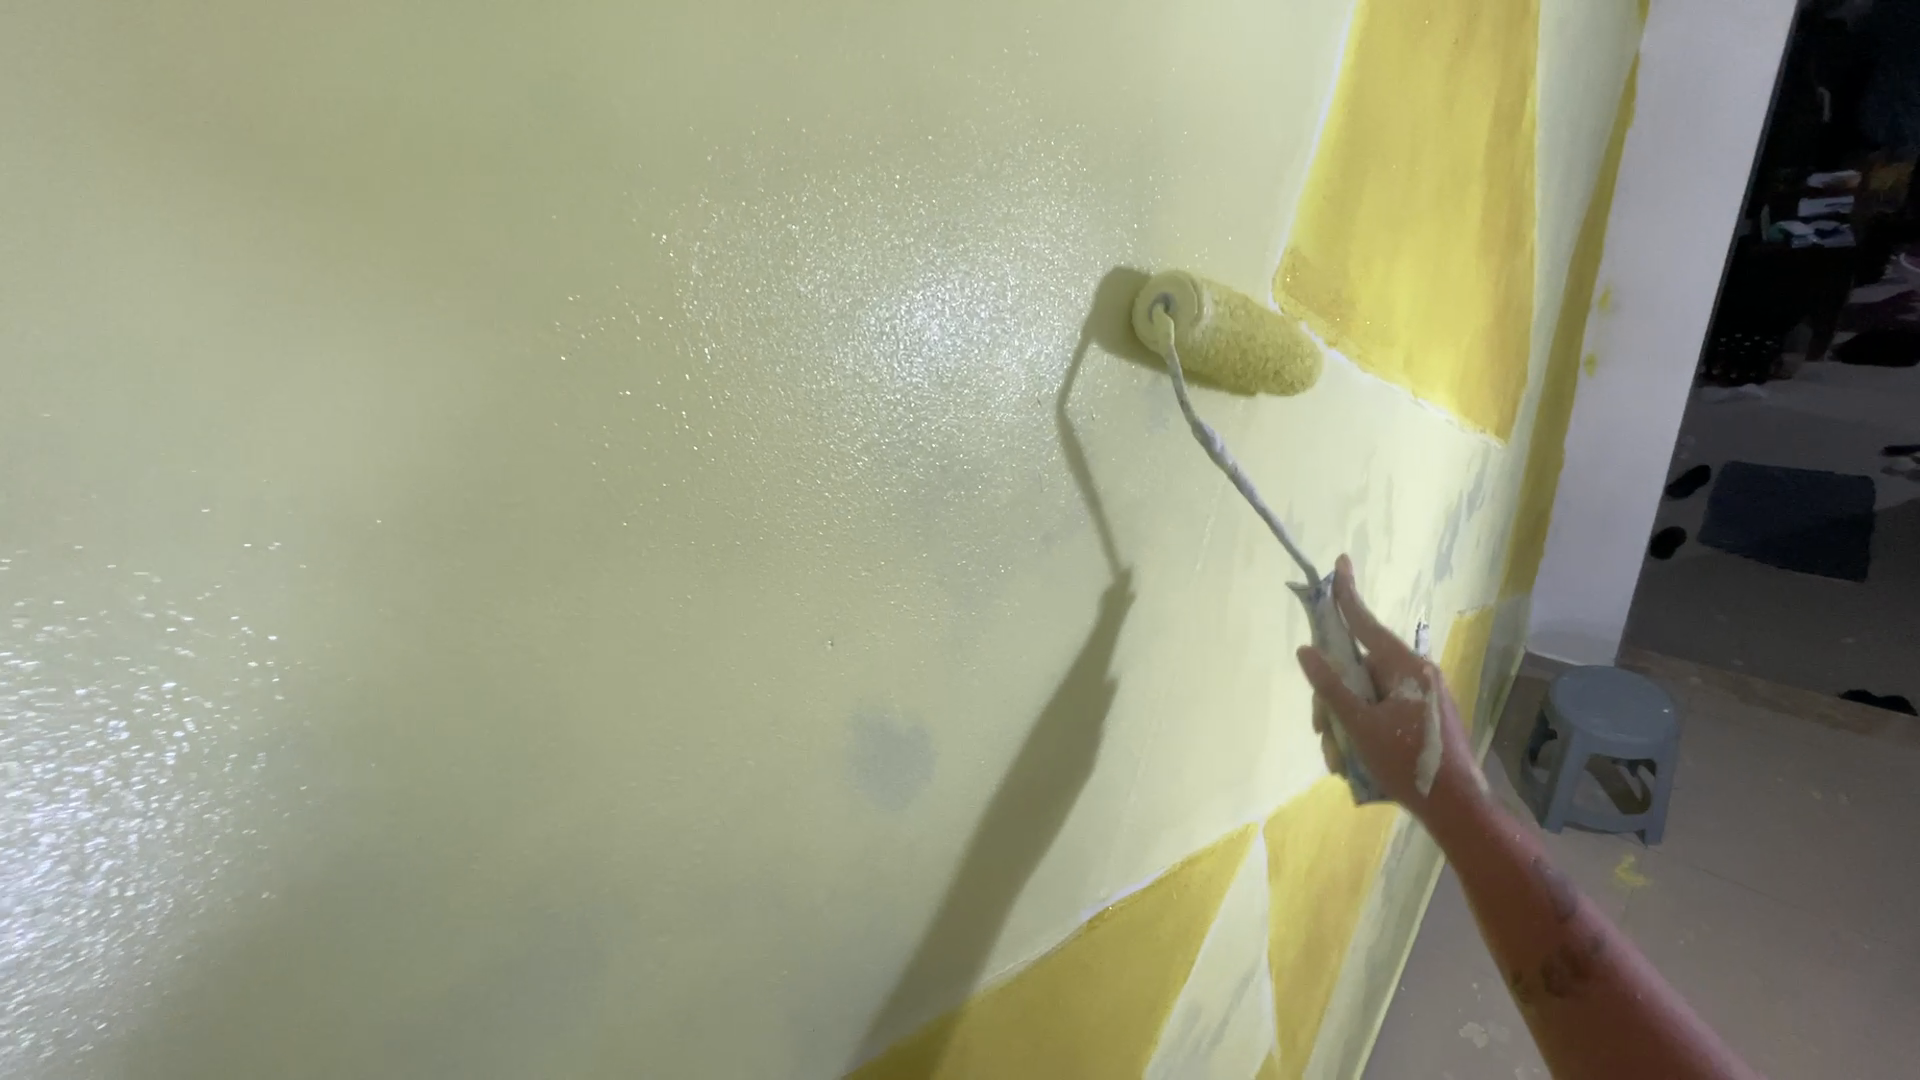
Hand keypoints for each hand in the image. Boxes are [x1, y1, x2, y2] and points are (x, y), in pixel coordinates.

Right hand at [1294, 556, 1479, 814]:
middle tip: (1322, 731)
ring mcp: (1418, 698)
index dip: (1347, 595)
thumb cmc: (1408, 763)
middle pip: (1355, 669)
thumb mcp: (1361, 726)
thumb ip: (1331, 686)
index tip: (1339, 563)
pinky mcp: (1419, 718)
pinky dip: (1359, 732)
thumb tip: (1307, 650)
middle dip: (1332, 700)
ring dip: (1343, 724)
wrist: (1459, 810)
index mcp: (1404, 668)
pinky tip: (1352, 761)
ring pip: (1362, 695)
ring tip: (1339, 758)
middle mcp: (1413, 675)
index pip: (1366, 623)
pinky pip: (1377, 712)